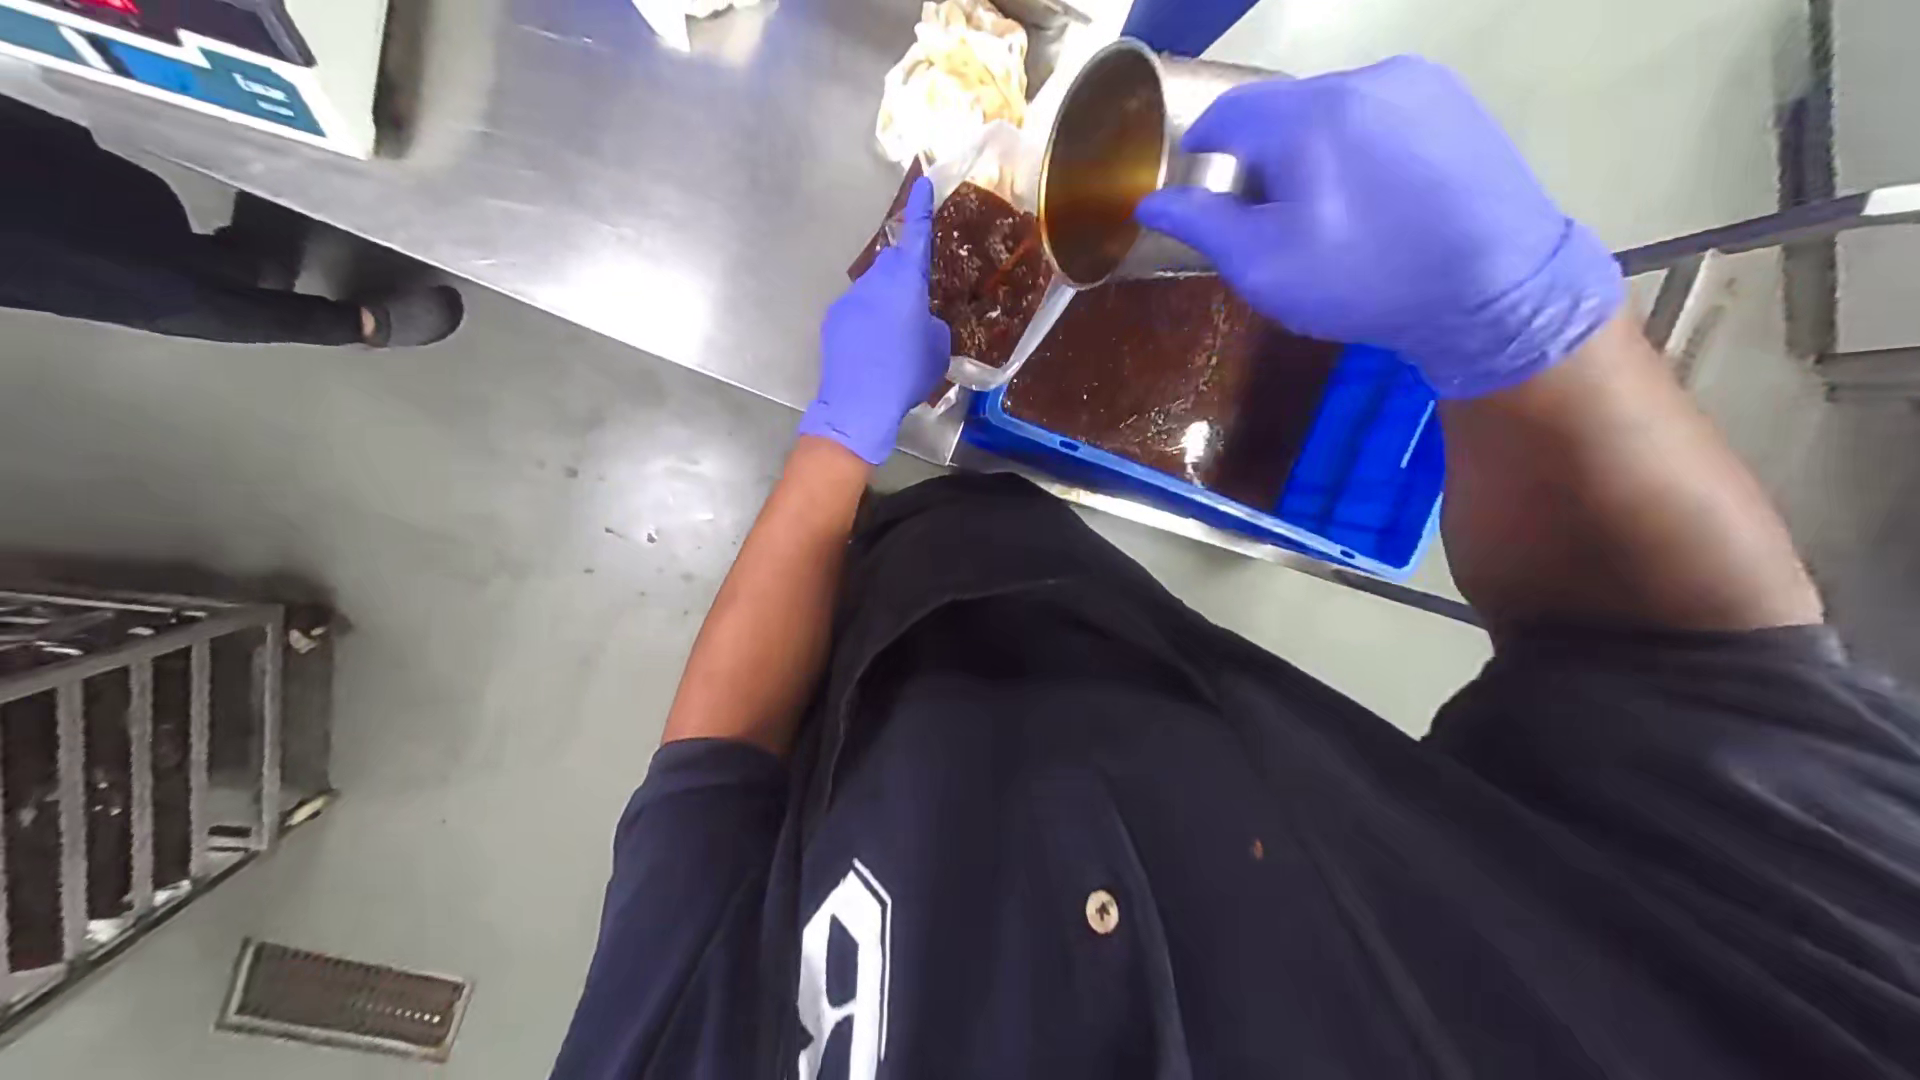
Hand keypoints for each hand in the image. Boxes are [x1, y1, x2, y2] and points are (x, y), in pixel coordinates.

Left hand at [798, 176, 951, 463]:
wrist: (858, 402)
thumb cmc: (906, 373)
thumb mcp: (936, 350)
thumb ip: (931, 325)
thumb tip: (920, 321)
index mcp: (905, 283)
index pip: (916, 236)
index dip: (921, 210)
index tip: (923, 184)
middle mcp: (875, 281)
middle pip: (893, 266)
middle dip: (905, 277)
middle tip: (917, 304)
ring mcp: (850, 299)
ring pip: (874, 290)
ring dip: (887, 305)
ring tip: (895, 339)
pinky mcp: (834, 319)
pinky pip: (858, 311)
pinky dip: (869, 322)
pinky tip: (874, 350)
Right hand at [1135, 57, 1624, 399]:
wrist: (1493, 289)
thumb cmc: (1359, 279)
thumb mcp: (1261, 264)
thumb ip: (1201, 223)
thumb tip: (1150, 201)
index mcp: (1307, 116)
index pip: (1227, 111)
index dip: (1199, 146)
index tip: (1196, 184)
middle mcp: (1362, 78)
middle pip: (1279, 108)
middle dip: (1255, 154)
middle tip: (1258, 214)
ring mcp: (1417, 84)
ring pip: (1330, 109)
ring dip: (1305, 149)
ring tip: (1318, 209)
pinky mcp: (1453, 102)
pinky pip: (1376, 113)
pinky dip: (1351, 146)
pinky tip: (1368, 196)